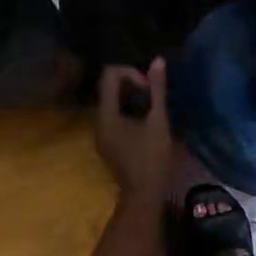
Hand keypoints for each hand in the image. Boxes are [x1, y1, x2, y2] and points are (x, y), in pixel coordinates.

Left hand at [95, 59, 171, 210]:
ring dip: (131, 97)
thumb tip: (158, 60)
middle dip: (131, 84)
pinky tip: (144, 121)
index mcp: (105, 115)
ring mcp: (100, 133)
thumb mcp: (158, 121)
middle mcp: (97, 121)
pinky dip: (127, 110)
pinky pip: (113, 115)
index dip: (131, 73)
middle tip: (152, 97)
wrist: (144, 194)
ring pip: (111, 101)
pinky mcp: (106, 141)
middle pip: (109, 87)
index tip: (149, 89)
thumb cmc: (153, 159)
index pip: (109, 75)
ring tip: (151, 108)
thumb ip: (157, 90)